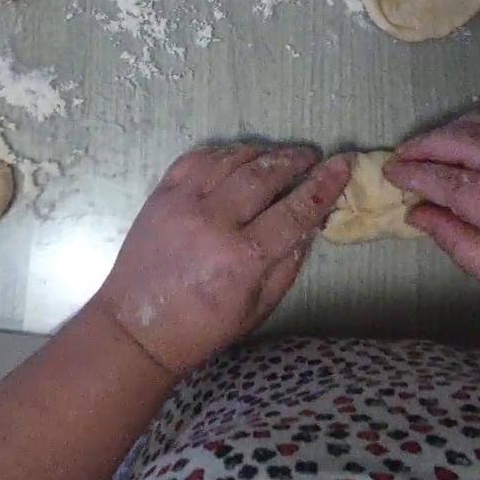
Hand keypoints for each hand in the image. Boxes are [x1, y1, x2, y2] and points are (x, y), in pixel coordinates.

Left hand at [90, 145, 351, 377]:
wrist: (137, 328)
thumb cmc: (203, 327)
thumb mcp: (259, 307)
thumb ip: (289, 261)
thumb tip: (315, 220)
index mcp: (242, 258)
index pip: (295, 210)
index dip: (323, 184)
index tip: (343, 163)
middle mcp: (213, 221)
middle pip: (264, 175)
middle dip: (294, 160)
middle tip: (311, 156)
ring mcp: (183, 203)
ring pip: (231, 159)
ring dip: (261, 152)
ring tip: (280, 155)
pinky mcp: (160, 194)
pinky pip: (196, 159)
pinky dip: (223, 152)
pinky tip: (238, 156)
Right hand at [383, 111, 479, 346]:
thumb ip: (461, 245)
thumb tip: (417, 213)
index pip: (454, 182)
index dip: (415, 175)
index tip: (388, 173)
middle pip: (469, 140)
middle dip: (427, 145)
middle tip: (401, 156)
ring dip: (453, 128)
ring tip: (429, 145)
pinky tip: (468, 137)